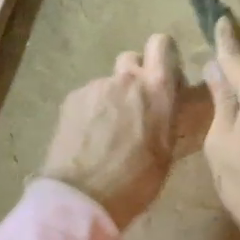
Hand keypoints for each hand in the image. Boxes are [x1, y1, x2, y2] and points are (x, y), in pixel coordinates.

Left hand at [40, 34, 182, 228]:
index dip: (162, 55)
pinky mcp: (72, 98)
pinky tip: (88, 137)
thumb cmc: (135, 181)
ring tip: (107, 131)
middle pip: (132, 58)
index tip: (162, 74)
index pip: (162, 43)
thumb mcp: (166, 152)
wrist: (82, 196)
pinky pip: (88, 97)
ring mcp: (95, 86)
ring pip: (108, 82)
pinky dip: (90, 110)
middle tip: (134, 106)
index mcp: (156, 89)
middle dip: (135, 76)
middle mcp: (126, 79)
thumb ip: (167, 118)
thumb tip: (167, 107)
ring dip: (111, 98)